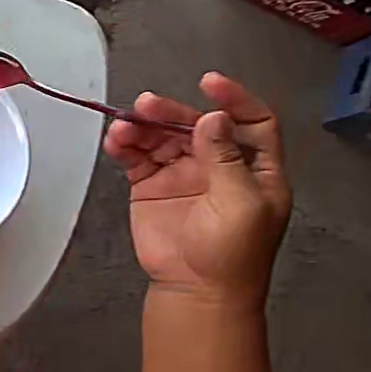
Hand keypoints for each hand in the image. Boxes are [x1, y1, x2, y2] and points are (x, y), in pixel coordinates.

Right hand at [102, 72, 290, 303]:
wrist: (195, 288)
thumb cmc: (232, 253)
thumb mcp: (240, 202)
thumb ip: (225, 158)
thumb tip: (213, 118)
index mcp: (253, 167)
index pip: (250, 121)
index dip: (233, 99)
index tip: (209, 83)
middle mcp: (217, 165)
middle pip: (195, 125)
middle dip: (172, 112)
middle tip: (146, 106)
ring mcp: (181, 174)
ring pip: (162, 138)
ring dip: (143, 128)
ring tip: (124, 127)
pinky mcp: (150, 187)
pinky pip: (137, 158)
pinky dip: (125, 147)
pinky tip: (116, 142)